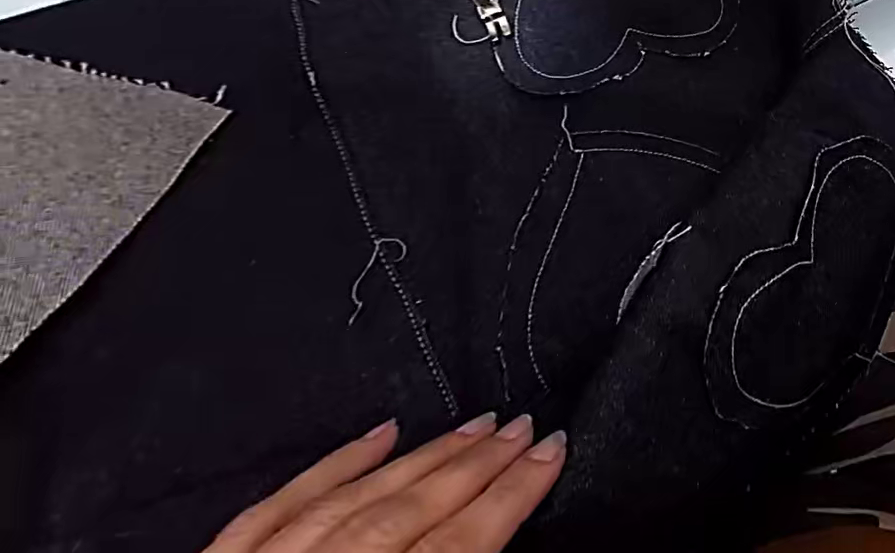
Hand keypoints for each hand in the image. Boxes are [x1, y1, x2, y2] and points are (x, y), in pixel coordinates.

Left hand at [205, 413, 565, 552]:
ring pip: (353, 503)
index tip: (555, 447)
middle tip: (525, 424)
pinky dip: (332, 467)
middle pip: (409, 516)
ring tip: (477, 422)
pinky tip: (382, 432)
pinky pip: (270, 513)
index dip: (515, 493)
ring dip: (425, 456)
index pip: (457, 548)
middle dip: (479, 465)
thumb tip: (499, 545)